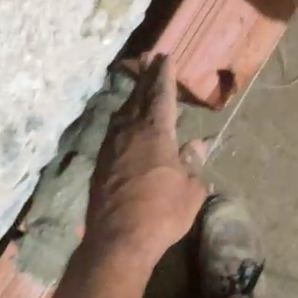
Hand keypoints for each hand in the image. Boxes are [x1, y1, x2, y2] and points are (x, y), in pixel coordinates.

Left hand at [85, 54, 208, 258]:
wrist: (118, 239)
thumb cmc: (162, 213)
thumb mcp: (190, 190)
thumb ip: (193, 164)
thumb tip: (197, 146)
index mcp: (156, 132)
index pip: (160, 94)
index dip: (164, 75)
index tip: (165, 57)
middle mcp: (130, 132)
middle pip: (138, 97)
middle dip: (146, 77)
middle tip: (149, 58)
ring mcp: (111, 147)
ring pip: (122, 113)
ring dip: (132, 98)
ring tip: (138, 89)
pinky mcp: (101, 164)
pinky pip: (113, 131)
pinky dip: (122, 120)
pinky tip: (123, 124)